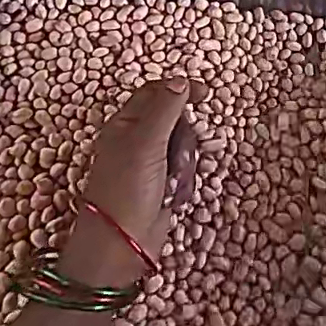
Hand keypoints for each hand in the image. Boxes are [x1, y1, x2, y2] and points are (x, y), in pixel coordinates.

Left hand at [62, 77, 201, 285]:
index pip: (155, 92)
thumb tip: (180, 80)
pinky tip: (173, 196)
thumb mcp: (145, 141)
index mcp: (125, 123)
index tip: (204, 93)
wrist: (121, 245)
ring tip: (171, 181)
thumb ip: (165, 108)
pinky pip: (183, 171)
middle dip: (183, 136)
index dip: (179, 89)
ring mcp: (150, 164)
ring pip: (182, 146)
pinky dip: (183, 182)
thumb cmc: (126, 189)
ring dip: (184, 162)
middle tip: (176, 154)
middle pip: (174, 120)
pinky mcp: (162, 185)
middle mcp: (136, 139)